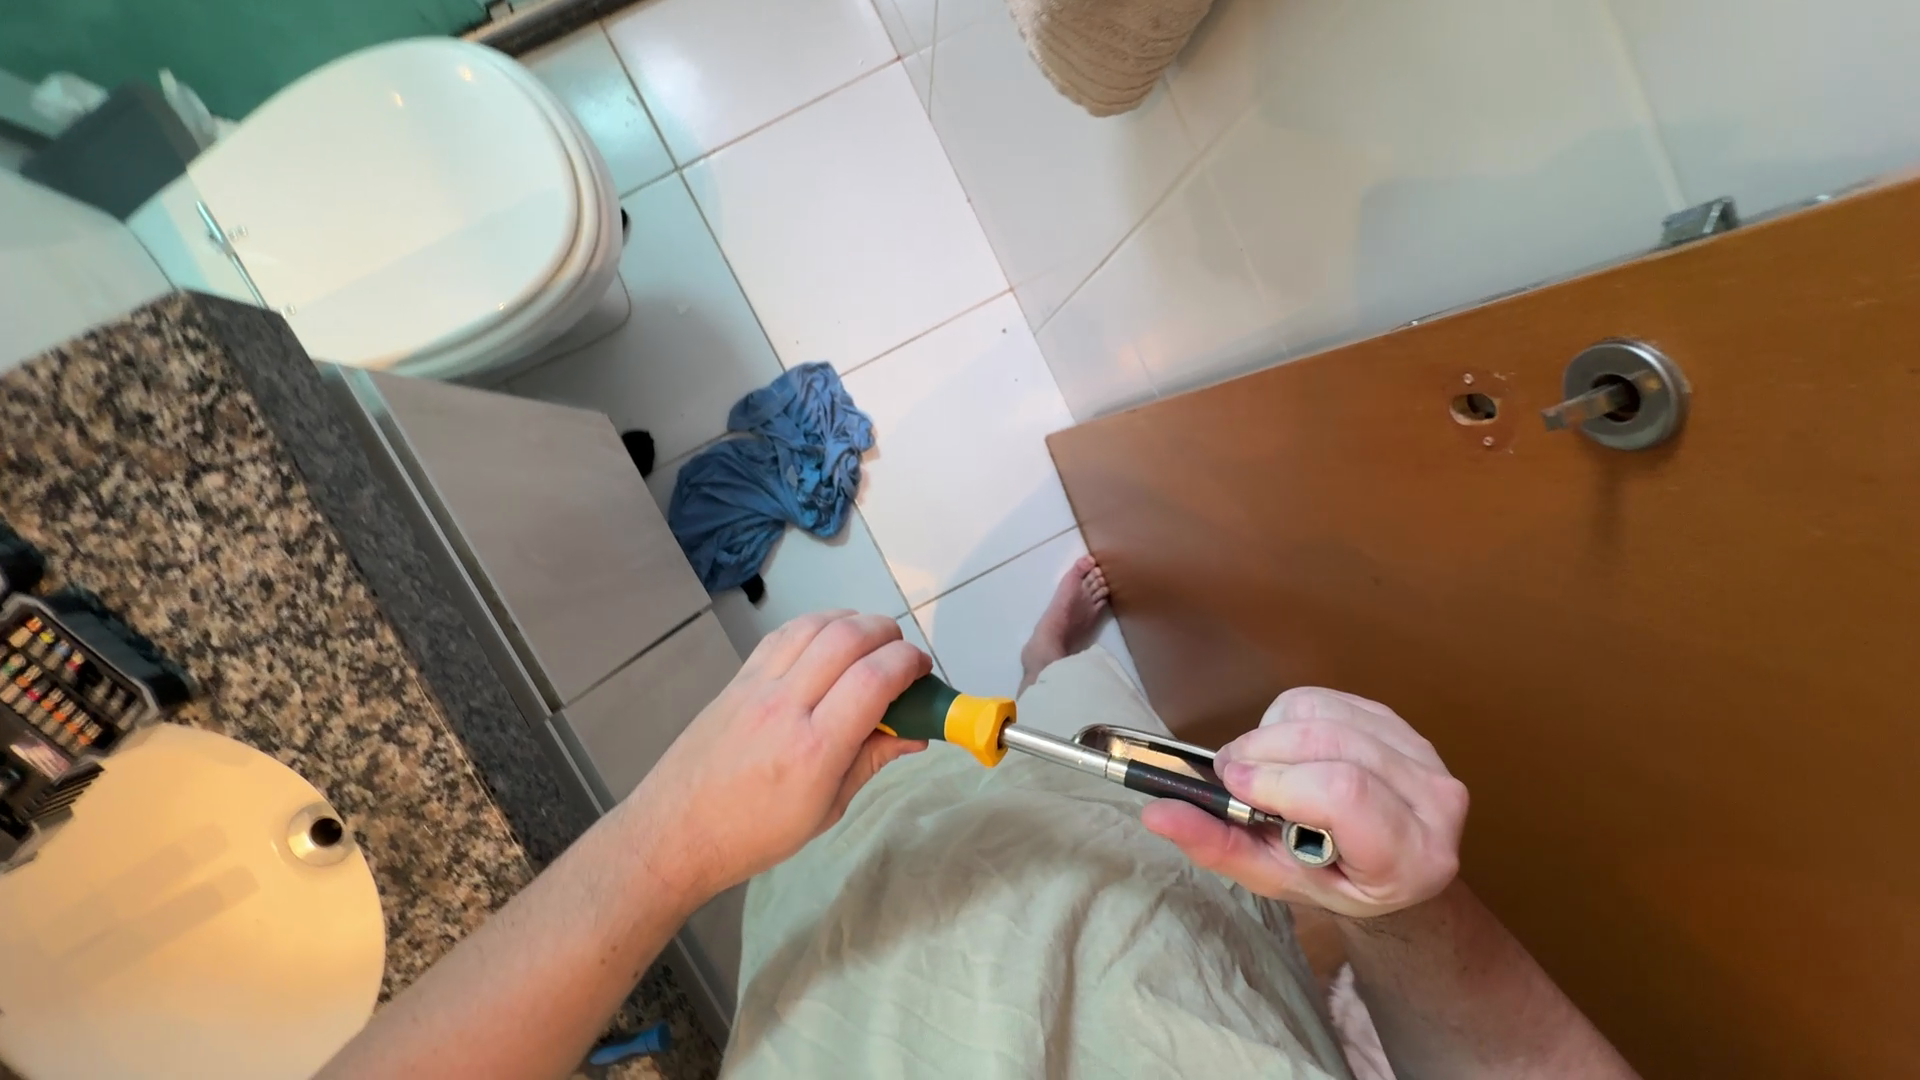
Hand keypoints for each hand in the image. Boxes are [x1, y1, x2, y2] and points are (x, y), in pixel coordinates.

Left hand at [620, 611, 930, 910]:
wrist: (674, 832)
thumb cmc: (756, 834)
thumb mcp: (827, 810)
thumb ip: (873, 760)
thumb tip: (918, 734)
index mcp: (815, 750)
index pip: (873, 680)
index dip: (909, 664)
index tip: (923, 671)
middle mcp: (786, 706)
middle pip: (848, 638)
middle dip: (888, 634)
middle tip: (902, 656)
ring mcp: (757, 686)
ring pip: (815, 625)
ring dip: (854, 621)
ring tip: (871, 642)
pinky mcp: (738, 677)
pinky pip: (784, 633)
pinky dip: (818, 625)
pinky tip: (830, 640)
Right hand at [1141, 687, 1468, 919]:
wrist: (1383, 860)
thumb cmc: (1325, 875)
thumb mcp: (1269, 875)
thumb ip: (1214, 845)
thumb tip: (1155, 813)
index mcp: (1410, 857)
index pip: (1344, 794)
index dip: (1277, 781)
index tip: (1233, 784)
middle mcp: (1434, 801)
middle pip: (1327, 744)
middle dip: (1262, 752)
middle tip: (1234, 775)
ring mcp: (1421, 754)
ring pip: (1321, 714)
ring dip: (1271, 735)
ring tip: (1263, 767)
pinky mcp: (1396, 721)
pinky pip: (1324, 698)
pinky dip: (1287, 717)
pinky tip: (1289, 748)